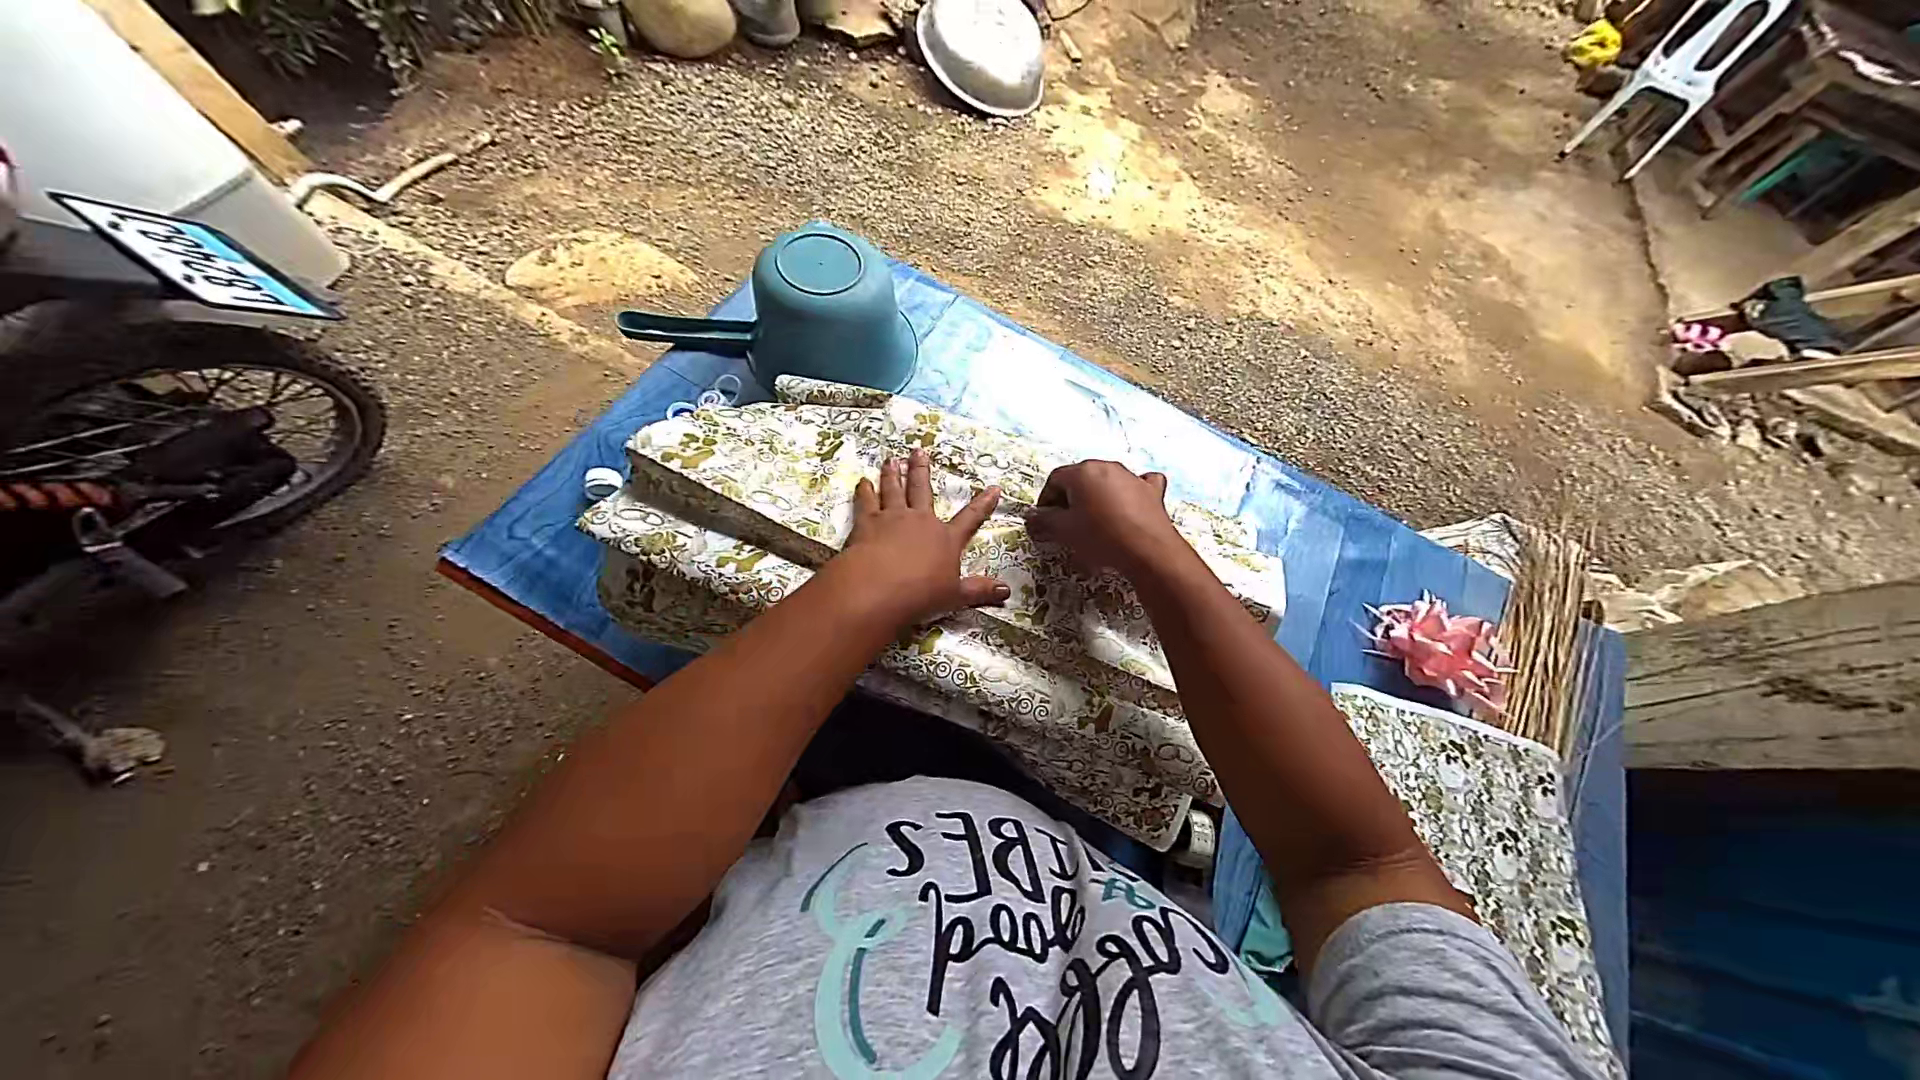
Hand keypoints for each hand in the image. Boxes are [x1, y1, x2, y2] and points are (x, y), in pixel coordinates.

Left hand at [828, 448, 1007, 625]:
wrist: (881, 587)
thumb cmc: (922, 594)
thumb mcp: (956, 596)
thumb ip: (979, 590)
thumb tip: (1006, 590)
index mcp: (945, 539)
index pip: (970, 519)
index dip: (983, 504)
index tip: (993, 488)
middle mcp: (920, 521)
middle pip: (922, 491)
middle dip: (922, 471)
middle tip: (919, 452)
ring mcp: (892, 518)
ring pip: (893, 490)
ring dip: (892, 474)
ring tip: (891, 460)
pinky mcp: (867, 522)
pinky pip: (866, 502)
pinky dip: (864, 491)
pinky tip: (862, 482)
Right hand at [1025, 460, 1189, 576]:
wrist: (1147, 551)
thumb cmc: (1101, 537)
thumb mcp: (1064, 532)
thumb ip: (1043, 521)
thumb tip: (1031, 517)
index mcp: (1082, 472)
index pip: (1055, 480)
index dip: (1046, 500)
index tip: (1044, 519)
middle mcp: (1107, 467)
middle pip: (1080, 479)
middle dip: (1070, 499)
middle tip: (1065, 524)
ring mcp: (1132, 477)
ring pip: (1106, 483)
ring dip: (1096, 498)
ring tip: (1093, 524)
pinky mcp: (1151, 492)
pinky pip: (1137, 486)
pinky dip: (1129, 495)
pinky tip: (1127, 508)